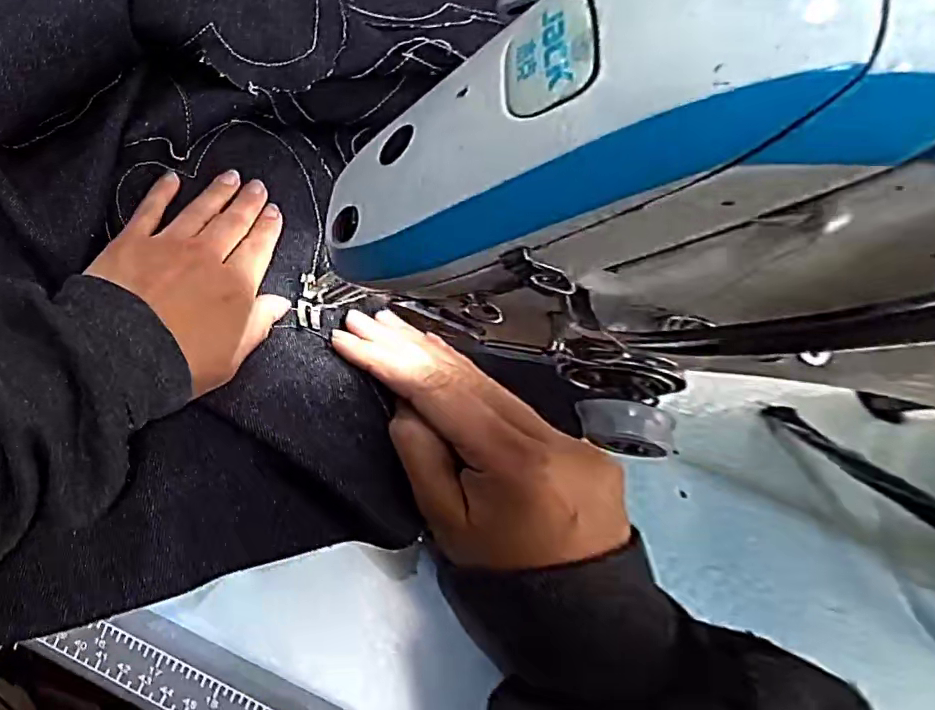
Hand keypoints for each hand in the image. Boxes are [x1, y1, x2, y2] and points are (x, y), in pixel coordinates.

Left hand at [85, 170, 290, 396]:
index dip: (268, 227)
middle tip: (256, 187)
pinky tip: (172, 180)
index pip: (258, 248)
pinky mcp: (134, 241)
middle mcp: (205, 257)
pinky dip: (162, 191)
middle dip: (248, 202)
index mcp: (233, 286)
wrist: (121, 353)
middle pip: (233, 222)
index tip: (273, 213)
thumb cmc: (176, 363)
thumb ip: (256, 325)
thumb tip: (277, 305)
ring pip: (200, 209)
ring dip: (217, 192)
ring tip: (229, 178)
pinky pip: (152, 208)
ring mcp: (169, 245)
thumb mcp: (230, 357)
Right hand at [331, 309, 630, 570]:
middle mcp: (549, 438)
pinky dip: (463, 372)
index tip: (349, 340)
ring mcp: (566, 435)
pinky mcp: (571, 438)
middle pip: (463, 376)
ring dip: (432, 350)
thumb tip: (402, 400)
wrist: (585, 614)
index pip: (440, 393)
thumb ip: (418, 451)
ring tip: (389, 324)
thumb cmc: (503, 573)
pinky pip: (505, 396)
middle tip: (362, 320)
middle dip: (405, 345)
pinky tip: (435, 349)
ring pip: (485, 379)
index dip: (390, 361)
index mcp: (516, 463)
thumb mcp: (445, 520)